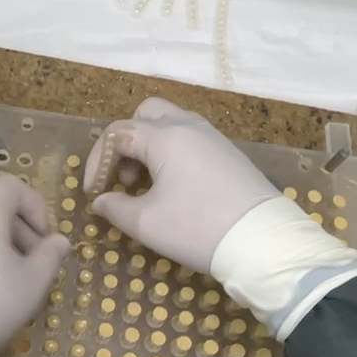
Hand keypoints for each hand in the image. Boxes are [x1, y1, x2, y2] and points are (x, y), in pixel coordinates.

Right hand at [82, 97, 278, 272]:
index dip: (98, 161)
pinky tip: (174, 187)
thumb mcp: (146, 223)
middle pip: (146, 114)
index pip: (117, 134)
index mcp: (165, 136)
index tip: (94, 192)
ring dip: (149, 147)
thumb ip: (115, 208)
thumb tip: (101, 201)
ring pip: (170, 124)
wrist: (262, 241)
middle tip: (122, 176)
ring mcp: (212, 137)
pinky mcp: (228, 153)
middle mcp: (188, 126)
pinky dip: (172, 153)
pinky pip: (190, 139)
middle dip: (125, 142)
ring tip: (146, 184)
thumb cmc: (197, 228)